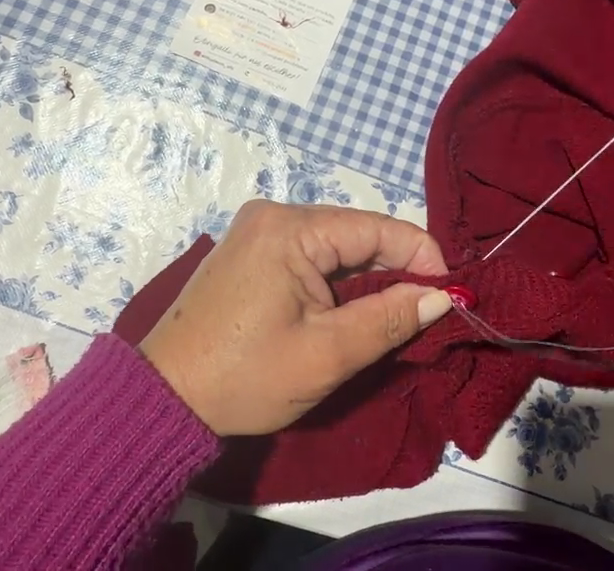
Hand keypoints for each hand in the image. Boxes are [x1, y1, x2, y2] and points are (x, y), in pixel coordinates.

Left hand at [137, 200, 453, 436]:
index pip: (378, 228)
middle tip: (429, 308)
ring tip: (398, 311)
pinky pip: (311, 253)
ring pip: (336, 244)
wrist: (162, 399)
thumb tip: (443, 296)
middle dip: (396, 268)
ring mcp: (259, 229)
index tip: (452, 292)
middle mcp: (274, 214)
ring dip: (368, 276)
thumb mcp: (326, 355)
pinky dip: (338, 278)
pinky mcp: (251, 249)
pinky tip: (354, 306)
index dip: (422, 256)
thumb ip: (390, 319)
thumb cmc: (244, 378)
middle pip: (357, 233)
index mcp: (290, 228)